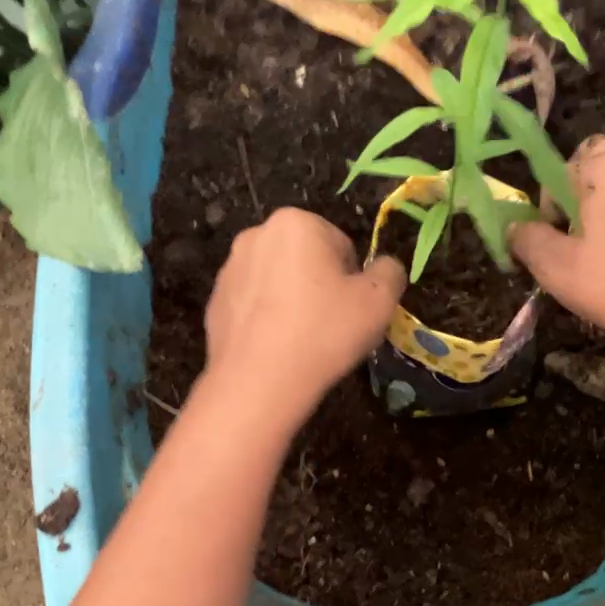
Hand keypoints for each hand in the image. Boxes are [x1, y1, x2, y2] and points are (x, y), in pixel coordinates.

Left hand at [203, 208, 406, 416]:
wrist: (258, 382)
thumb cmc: (324, 333)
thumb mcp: (379, 302)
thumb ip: (390, 273)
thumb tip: (386, 268)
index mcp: (297, 223)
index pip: (341, 245)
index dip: (354, 280)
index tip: (353, 311)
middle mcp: (256, 235)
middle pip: (306, 260)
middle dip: (321, 287)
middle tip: (331, 327)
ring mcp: (229, 270)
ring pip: (277, 282)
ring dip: (293, 302)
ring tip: (303, 341)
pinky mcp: (214, 303)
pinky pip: (253, 307)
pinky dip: (267, 321)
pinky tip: (277, 350)